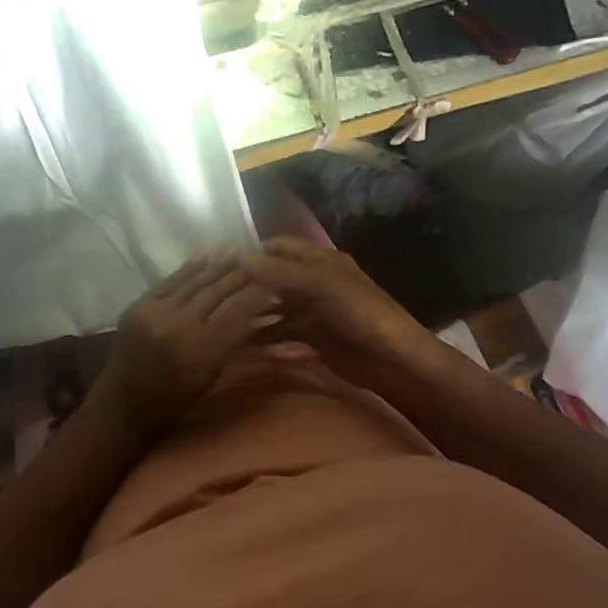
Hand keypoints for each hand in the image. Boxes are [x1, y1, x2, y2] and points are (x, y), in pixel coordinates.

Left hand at [87, 253, 280, 434]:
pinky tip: (203, 255)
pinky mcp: (138, 306)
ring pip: (194, 282)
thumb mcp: (211, 376)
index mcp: (202, 350)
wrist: (123, 405)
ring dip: (217, 265)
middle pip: (217, 292)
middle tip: (258, 258)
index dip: (258, 293)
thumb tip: (257, 314)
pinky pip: (168, 282)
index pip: (238, 311)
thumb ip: (232, 343)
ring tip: (236, 250)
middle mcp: (179, 325)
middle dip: (240, 274)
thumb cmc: (175, 402)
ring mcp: (155, 313)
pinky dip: (187, 269)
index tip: (273, 279)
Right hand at [236, 237, 434, 366]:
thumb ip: (281, 272)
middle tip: (213, 291)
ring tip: (220, 316)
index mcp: (320, 261)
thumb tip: (240, 259)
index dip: (254, 251)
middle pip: (273, 276)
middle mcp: (312, 282)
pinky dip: (261, 333)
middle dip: (247, 282)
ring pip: (273, 305)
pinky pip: (279, 330)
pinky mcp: (310, 337)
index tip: (222, 261)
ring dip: (251, 309)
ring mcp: (310, 310)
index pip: (280, 247)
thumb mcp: (322, 285)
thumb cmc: (363, 313)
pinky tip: (238, 339)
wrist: (394, 361)